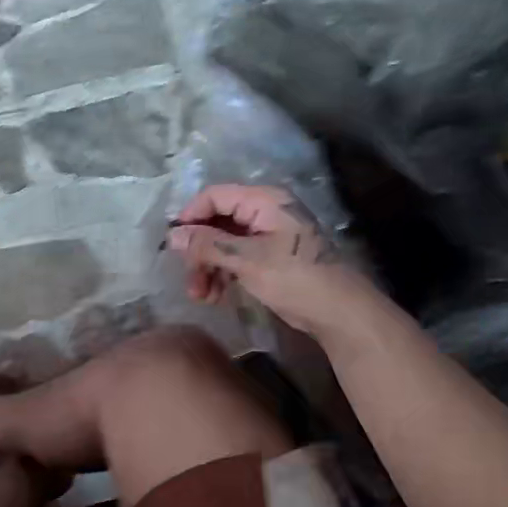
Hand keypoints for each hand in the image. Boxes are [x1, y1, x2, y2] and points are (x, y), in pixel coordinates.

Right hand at [168, 184, 369, 335]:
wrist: (335, 310)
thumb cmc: (294, 277)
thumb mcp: (247, 260)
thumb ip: (208, 245)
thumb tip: (172, 235)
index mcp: (264, 201)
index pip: (215, 196)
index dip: (190, 217)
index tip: (172, 245)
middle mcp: (263, 213)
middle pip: (216, 222)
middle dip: (198, 252)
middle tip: (189, 280)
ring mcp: (266, 236)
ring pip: (222, 244)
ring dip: (207, 269)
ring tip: (201, 296)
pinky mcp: (267, 258)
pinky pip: (234, 259)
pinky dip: (221, 275)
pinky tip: (215, 296)